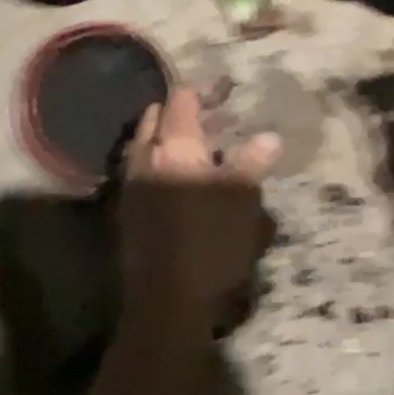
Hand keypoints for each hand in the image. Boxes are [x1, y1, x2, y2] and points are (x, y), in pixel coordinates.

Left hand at [117, 89, 280, 331]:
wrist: (165, 304)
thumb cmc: (210, 244)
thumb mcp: (242, 199)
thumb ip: (253, 162)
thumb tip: (268, 137)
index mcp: (173, 147)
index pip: (181, 101)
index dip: (203, 91)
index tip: (224, 90)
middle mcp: (144, 158)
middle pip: (155, 119)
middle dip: (178, 112)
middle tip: (210, 118)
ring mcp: (130, 186)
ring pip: (143, 145)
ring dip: (164, 139)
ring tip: (195, 148)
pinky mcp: (125, 213)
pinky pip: (139, 171)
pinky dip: (157, 164)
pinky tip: (179, 181)